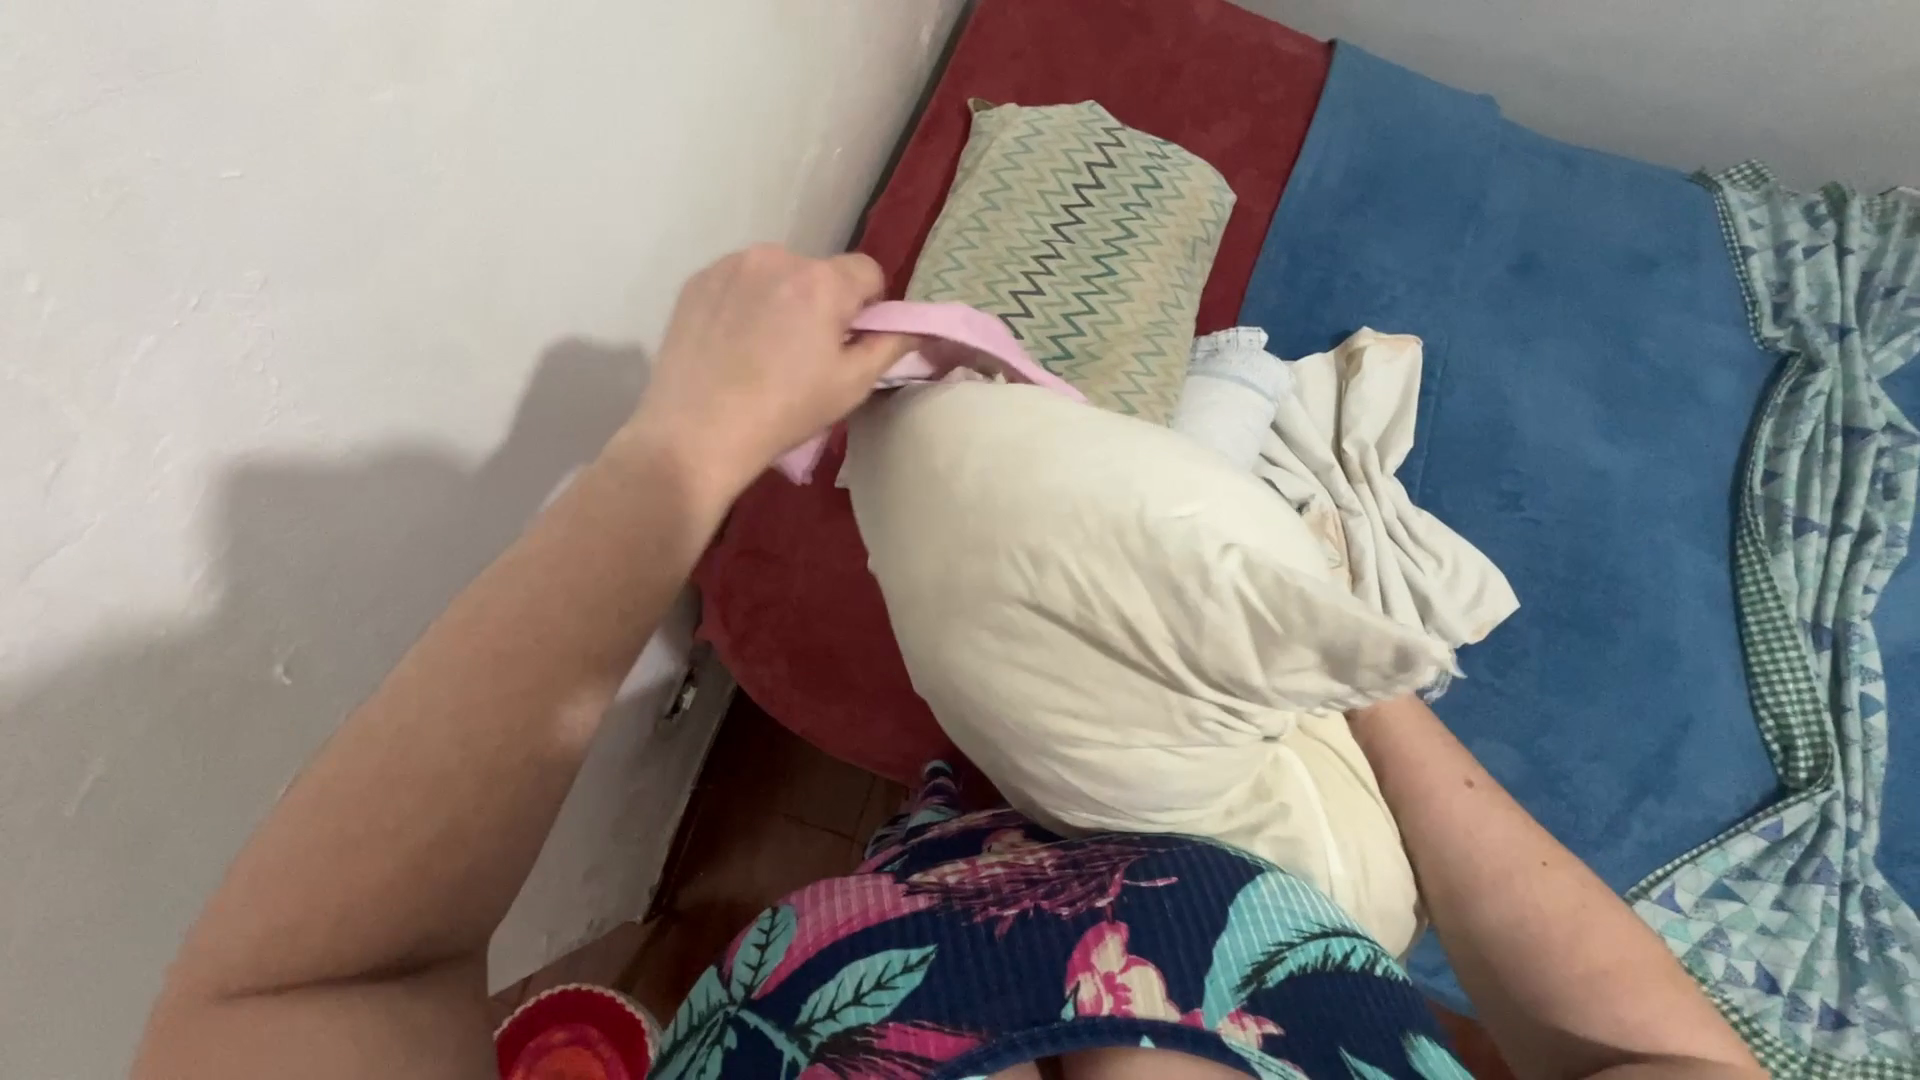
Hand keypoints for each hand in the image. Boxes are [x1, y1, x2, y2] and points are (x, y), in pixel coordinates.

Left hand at [619, 245, 915, 496]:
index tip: (851, 342)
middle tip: (806, 355)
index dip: (868, 307)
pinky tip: (735, 345)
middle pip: (820, 273)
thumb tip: (913, 327)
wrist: (697, 431)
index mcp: (822, 281)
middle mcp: (777, 257)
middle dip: (823, 303)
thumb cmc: (785, 411)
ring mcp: (731, 265)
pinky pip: (740, 282)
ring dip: (784, 300)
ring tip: (765, 351)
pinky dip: (746, 303)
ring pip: (778, 275)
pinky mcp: (697, 280)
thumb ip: (891, 347)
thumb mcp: (852, 386)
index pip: (868, 272)